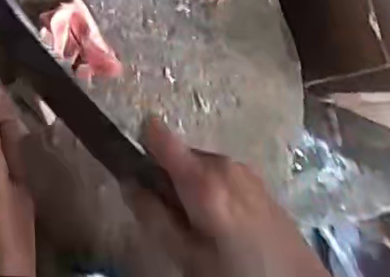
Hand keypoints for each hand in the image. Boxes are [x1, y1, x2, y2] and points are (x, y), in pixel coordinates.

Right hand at [126, 117, 326, 276]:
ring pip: (201, 166)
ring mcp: (246, 172)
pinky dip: (216, 193)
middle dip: (170, 179)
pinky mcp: (262, 185)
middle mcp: (222, 162)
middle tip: (177, 219)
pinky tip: (230, 229)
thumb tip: (127, 182)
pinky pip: (223, 177)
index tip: (139, 172)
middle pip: (178, 154)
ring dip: (194, 187)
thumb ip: (151, 215)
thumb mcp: (187, 258)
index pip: (153, 130)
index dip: (139, 144)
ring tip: (206, 229)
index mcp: (200, 176)